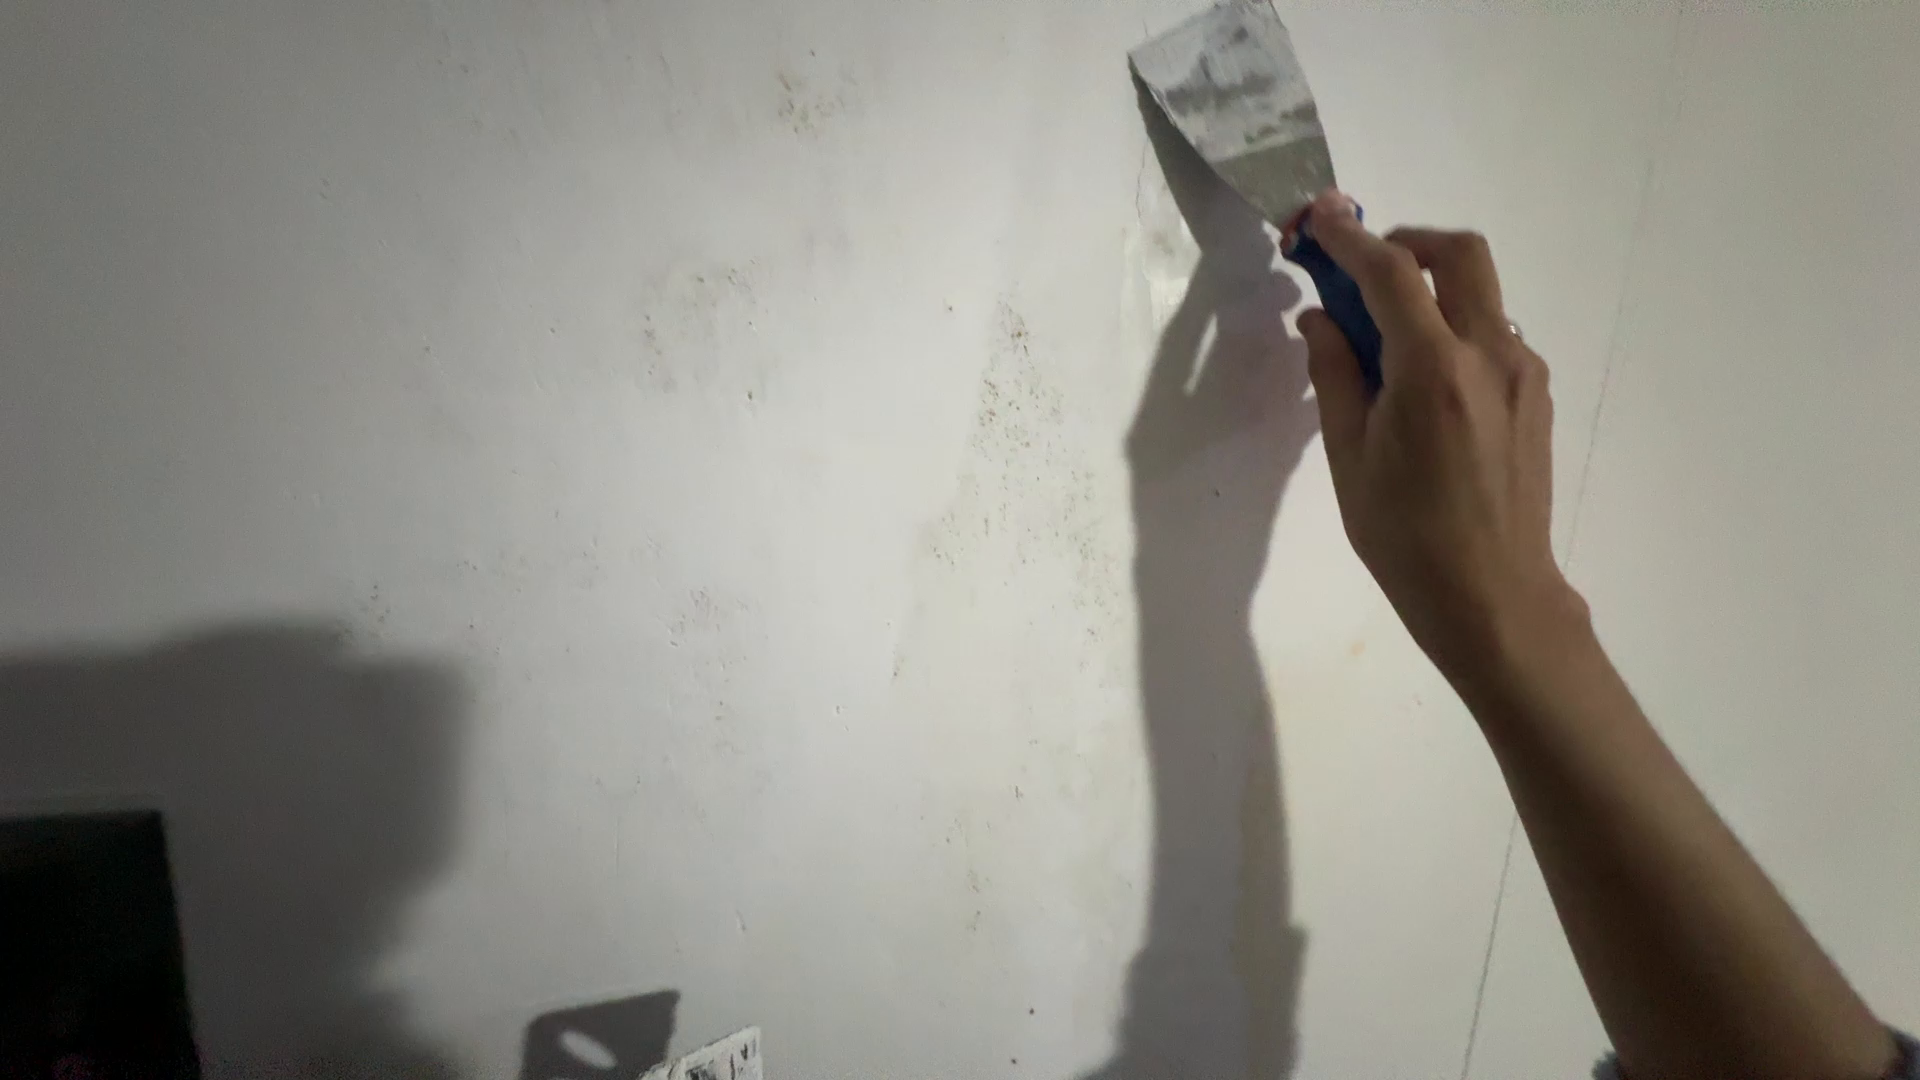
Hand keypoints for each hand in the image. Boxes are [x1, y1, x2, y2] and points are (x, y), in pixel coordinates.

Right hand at [1295, 191, 1583, 680]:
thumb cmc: (1400, 533)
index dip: (1350, 239)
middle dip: (1406, 241)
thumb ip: (1334, 375)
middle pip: (1461, 254)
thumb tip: (1318, 318)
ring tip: (1378, 337)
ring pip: (1480, 293)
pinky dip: (1449, 326)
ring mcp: (1523, 372)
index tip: (1318, 217)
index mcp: (1432, 371)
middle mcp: (1491, 354)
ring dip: (1428, 288)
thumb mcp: (1347, 456)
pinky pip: (1490, 334)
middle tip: (1359, 265)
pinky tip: (1415, 378)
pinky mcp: (1535, 394)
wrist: (1489, 590)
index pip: (1392, 276)